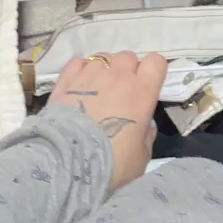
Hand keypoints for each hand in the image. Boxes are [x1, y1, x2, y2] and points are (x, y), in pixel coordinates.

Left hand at [48, 51, 166, 191]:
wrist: (69, 165)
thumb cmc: (112, 164)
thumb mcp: (141, 156)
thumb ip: (146, 134)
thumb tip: (143, 124)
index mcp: (142, 92)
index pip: (156, 61)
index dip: (153, 71)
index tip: (148, 85)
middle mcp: (118, 76)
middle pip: (128, 56)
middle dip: (127, 70)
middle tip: (121, 92)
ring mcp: (91, 74)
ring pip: (103, 57)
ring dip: (104, 70)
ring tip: (97, 90)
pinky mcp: (67, 79)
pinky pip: (78, 62)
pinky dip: (81, 70)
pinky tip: (78, 86)